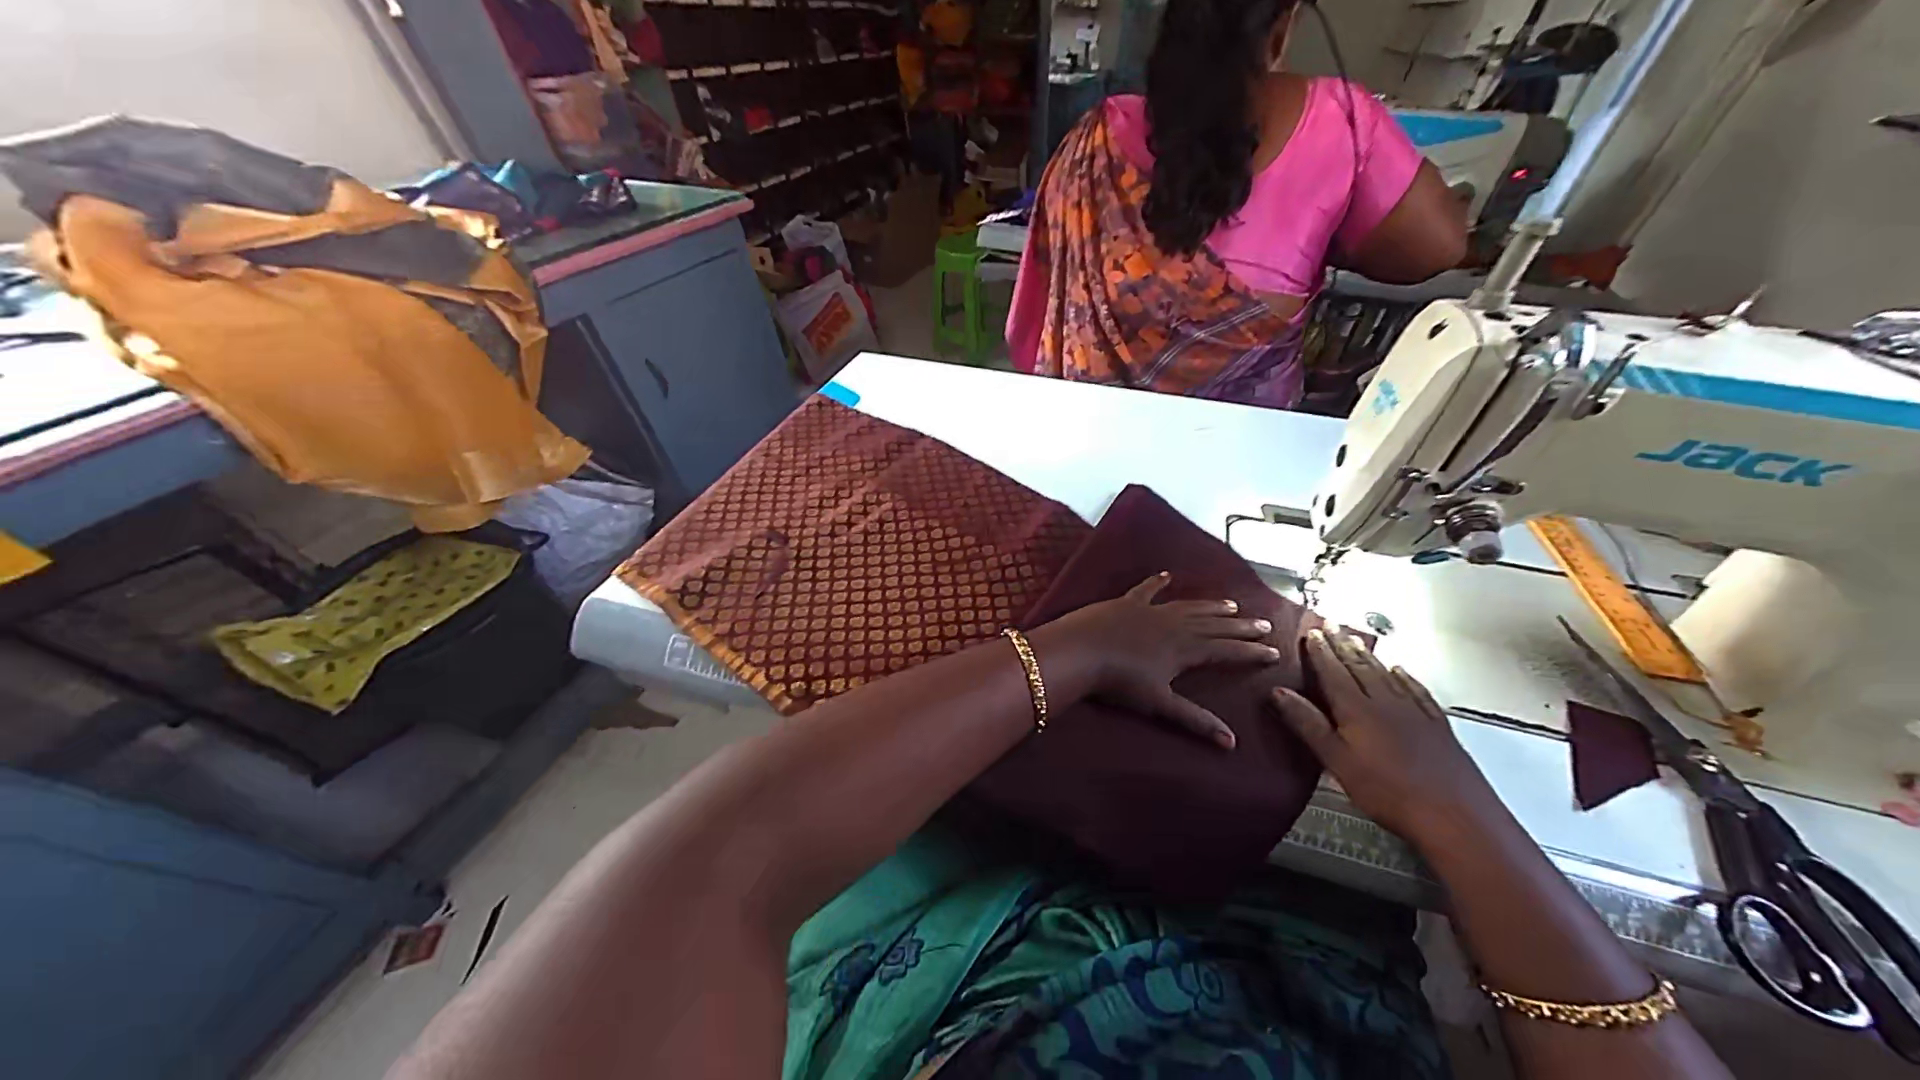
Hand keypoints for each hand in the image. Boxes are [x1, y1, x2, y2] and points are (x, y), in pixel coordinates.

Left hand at [1032, 572, 1280, 749]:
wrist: (1080, 650)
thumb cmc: (1119, 681)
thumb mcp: (1159, 703)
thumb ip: (1195, 720)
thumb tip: (1231, 743)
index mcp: (1185, 649)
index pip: (1226, 650)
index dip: (1250, 651)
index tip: (1273, 651)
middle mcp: (1174, 625)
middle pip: (1214, 625)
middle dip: (1240, 626)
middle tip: (1264, 624)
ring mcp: (1150, 610)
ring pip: (1188, 606)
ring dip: (1210, 606)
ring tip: (1232, 605)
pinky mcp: (1126, 602)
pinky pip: (1146, 590)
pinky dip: (1157, 582)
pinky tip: (1167, 575)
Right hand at [1268, 627, 1502, 845]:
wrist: (1456, 816)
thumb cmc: (1388, 792)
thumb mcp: (1337, 761)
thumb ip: (1308, 724)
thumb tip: (1279, 692)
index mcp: (1357, 710)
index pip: (1333, 673)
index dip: (1321, 652)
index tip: (1312, 634)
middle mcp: (1386, 703)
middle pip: (1360, 667)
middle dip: (1343, 645)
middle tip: (1332, 625)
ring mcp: (1415, 713)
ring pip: (1386, 674)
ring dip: (1369, 655)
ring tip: (1356, 639)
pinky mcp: (1437, 726)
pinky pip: (1416, 691)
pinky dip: (1405, 677)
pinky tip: (1401, 671)